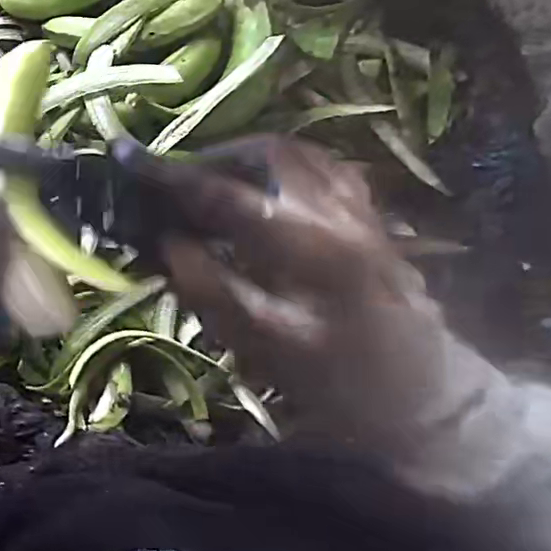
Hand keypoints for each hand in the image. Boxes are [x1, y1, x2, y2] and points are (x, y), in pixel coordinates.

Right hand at [125, 136, 501, 460]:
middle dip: (209, 157)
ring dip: (242, 155)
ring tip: (211, 180)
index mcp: (311, 248)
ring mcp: (360, 209)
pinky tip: (259, 187)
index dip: (166, 174)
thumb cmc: (338, 381)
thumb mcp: (260, 345)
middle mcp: (339, 214)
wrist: (427, 399)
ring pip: (294, 151)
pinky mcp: (370, 214)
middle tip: (175, 181)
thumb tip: (166, 239)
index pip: (222, 194)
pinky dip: (278, 164)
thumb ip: (207, 287)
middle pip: (264, 153)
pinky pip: (319, 165)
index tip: (123, 153)